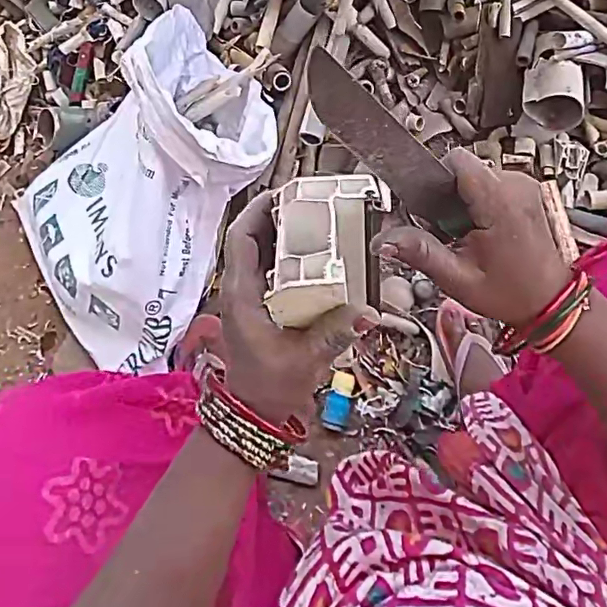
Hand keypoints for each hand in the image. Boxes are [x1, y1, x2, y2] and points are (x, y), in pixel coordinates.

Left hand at [217, 191, 374, 422]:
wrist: (254, 414)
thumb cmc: (272, 387)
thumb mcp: (305, 359)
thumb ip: (334, 334)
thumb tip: (368, 312)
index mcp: (242, 296)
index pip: (241, 240)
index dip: (257, 212)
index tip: (282, 193)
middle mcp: (238, 289)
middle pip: (247, 237)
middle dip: (271, 214)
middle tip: (303, 198)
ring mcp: (244, 295)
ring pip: (255, 249)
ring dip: (276, 229)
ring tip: (307, 214)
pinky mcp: (255, 303)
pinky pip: (263, 265)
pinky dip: (281, 250)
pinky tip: (307, 248)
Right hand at [372, 149, 572, 325]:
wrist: (551, 303)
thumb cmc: (513, 293)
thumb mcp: (458, 278)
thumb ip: (421, 252)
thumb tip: (386, 239)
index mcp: (500, 201)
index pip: (456, 159)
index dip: (435, 179)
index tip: (431, 207)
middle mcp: (516, 185)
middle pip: (463, 169)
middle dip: (448, 197)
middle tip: (451, 232)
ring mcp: (525, 186)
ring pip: (475, 175)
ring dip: (464, 200)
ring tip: (469, 234)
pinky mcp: (526, 191)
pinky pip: (491, 183)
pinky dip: (480, 202)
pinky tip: (483, 230)